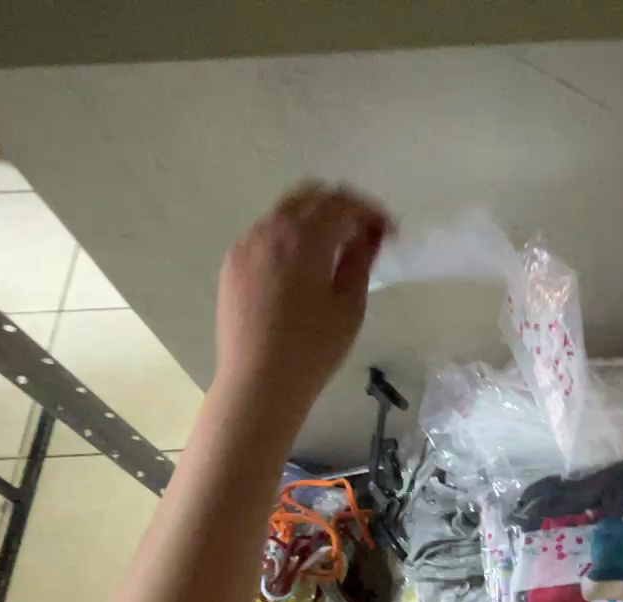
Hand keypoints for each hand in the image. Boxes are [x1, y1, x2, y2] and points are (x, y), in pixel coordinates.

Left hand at [215, 183, 390, 401]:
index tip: (389, 233)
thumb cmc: (313, 350)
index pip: (341, 204)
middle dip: (342, 208)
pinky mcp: (233, 265)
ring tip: (336, 252)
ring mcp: (246, 245)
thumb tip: (365, 238)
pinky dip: (291, 238)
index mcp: (303, 238)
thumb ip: (358, 263)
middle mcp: (270, 230)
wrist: (258, 383)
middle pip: (310, 196)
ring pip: (285, 213)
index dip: (370, 213)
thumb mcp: (349, 308)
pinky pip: (266, 235)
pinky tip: (304, 269)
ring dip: (315, 221)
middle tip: (365, 235)